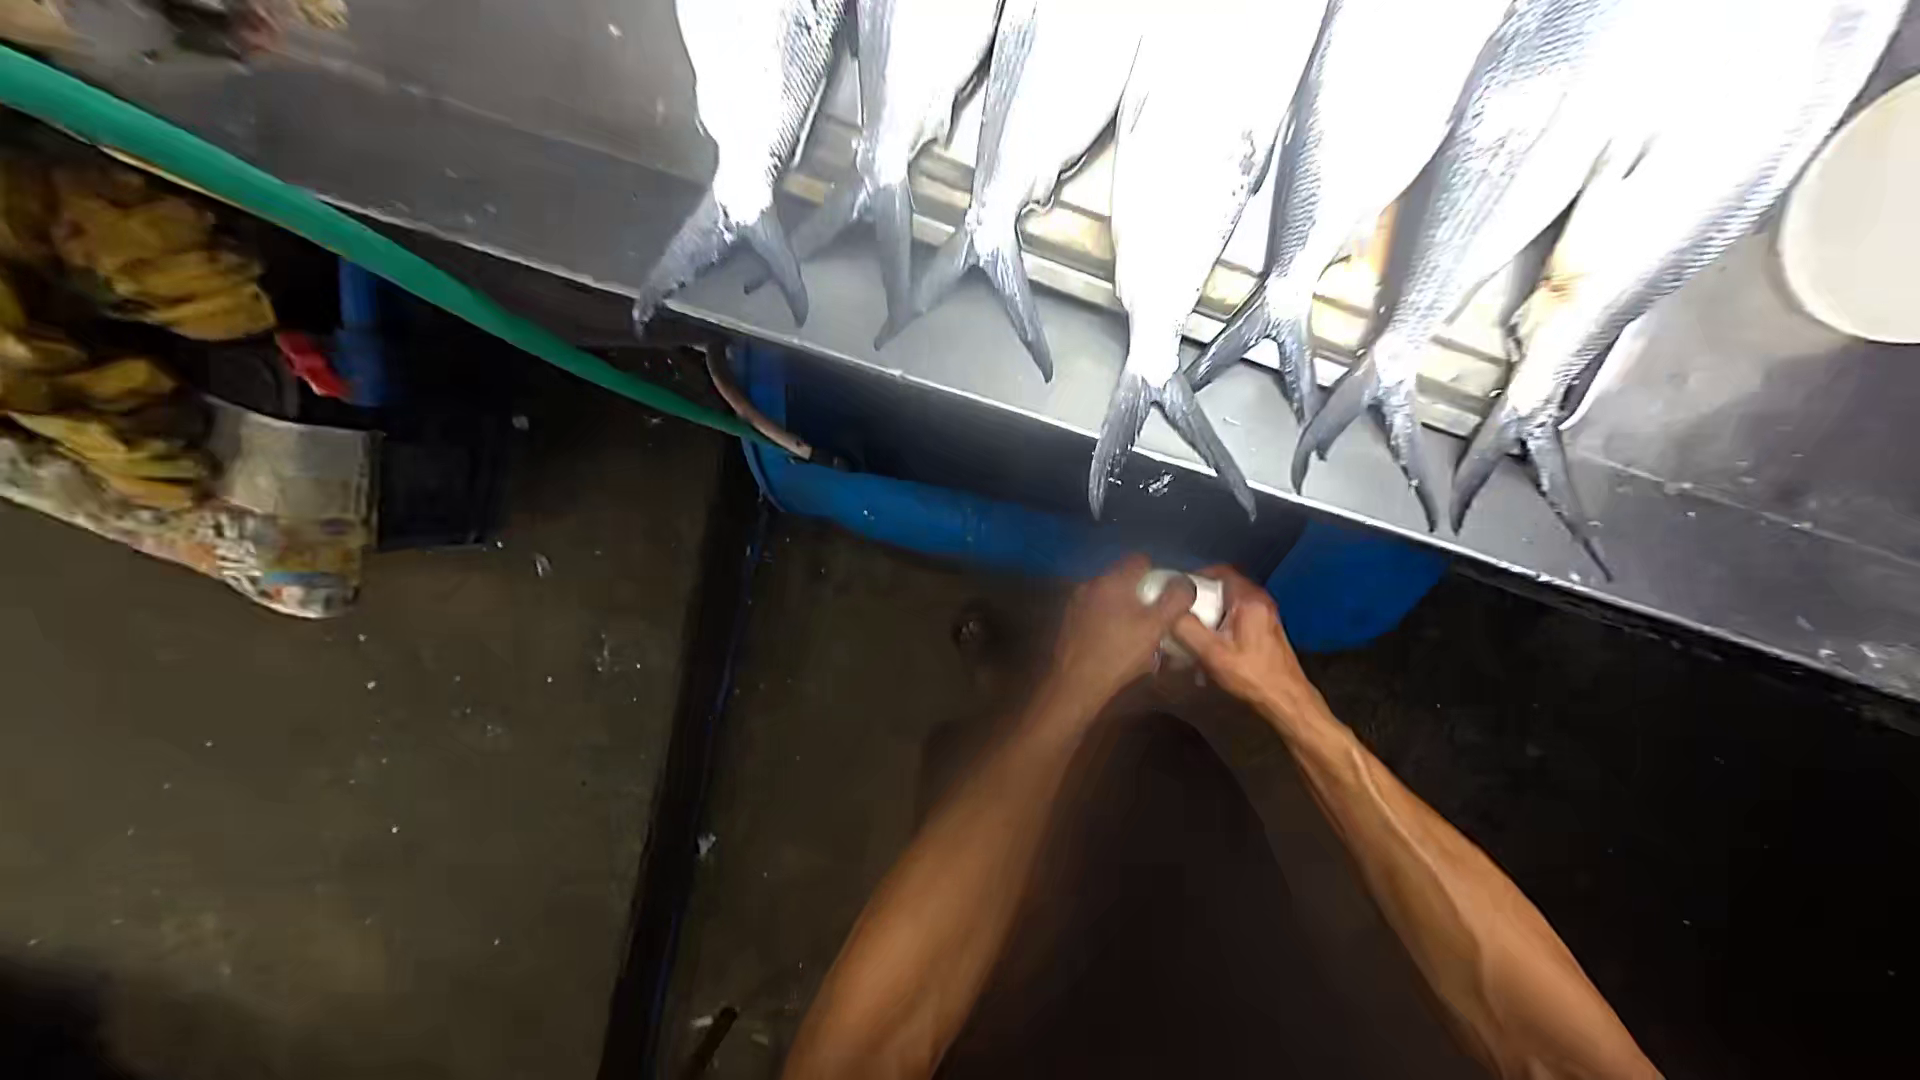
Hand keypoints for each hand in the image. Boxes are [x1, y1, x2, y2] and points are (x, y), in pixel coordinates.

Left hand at [1039, 555, 1194, 715]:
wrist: (1075, 681)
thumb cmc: (1119, 652)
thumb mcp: (1155, 627)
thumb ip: (1174, 601)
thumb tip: (1185, 583)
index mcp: (1112, 580)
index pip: (1139, 560)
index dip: (1157, 573)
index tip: (1166, 593)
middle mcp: (1091, 584)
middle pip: (1122, 578)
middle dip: (1140, 592)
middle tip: (1154, 614)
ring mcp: (1076, 601)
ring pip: (1108, 595)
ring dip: (1123, 606)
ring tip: (1136, 630)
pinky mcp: (1069, 619)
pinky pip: (1094, 610)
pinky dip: (1107, 617)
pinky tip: (1114, 639)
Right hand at [1171, 565, 1324, 730]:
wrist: (1286, 700)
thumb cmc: (1251, 675)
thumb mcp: (1211, 652)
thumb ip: (1186, 628)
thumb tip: (1167, 611)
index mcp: (1249, 600)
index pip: (1221, 571)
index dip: (1196, 575)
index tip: (1177, 588)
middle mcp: (1260, 602)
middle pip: (1222, 587)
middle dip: (1199, 598)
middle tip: (1179, 610)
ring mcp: (1264, 615)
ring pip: (1228, 603)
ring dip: (1208, 613)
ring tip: (1189, 629)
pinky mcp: (1264, 629)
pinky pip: (1235, 616)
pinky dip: (1219, 623)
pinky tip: (1207, 645)